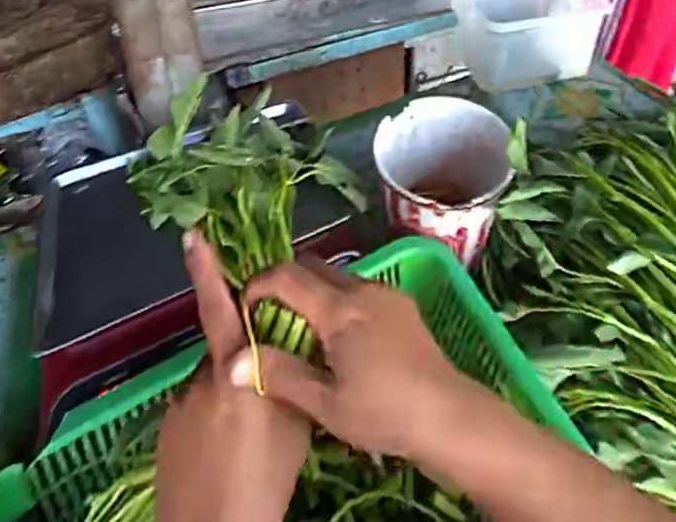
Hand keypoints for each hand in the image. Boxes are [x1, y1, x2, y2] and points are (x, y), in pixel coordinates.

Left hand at [155, 233, 311, 521]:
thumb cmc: (268, 472)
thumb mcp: (296, 415)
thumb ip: (286, 371)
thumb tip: (283, 346)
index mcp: (235, 368)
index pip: (218, 307)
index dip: (206, 270)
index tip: (193, 235)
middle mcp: (200, 379)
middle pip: (226, 347)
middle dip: (246, 354)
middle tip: (269, 390)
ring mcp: (178, 408)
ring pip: (213, 380)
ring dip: (231, 389)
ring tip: (250, 431)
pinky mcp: (165, 434)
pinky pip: (196, 407)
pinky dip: (214, 415)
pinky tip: (228, 447)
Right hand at [230, 258, 493, 464]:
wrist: (444, 410)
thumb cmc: (381, 410)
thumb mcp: (324, 403)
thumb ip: (280, 375)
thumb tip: (232, 362)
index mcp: (341, 309)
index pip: (288, 276)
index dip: (258, 284)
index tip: (243, 307)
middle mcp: (363, 289)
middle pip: (313, 266)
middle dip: (283, 281)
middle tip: (265, 316)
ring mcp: (386, 292)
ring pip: (338, 275)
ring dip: (312, 290)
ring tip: (297, 328)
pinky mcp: (401, 302)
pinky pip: (359, 287)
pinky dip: (337, 298)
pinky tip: (336, 334)